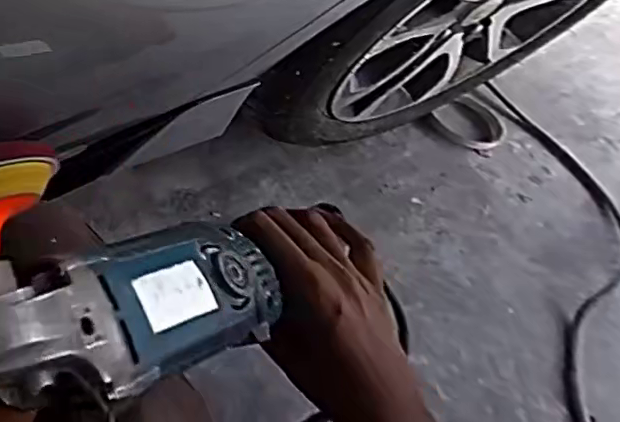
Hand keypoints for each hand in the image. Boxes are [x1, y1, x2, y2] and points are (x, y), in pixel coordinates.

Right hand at [235, 207, 433, 421]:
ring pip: (319, 223)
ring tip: (276, 225)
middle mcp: (335, 273)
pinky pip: (361, 244)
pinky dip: (340, 226)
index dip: (243, 223)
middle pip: (288, 220)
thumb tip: (236, 291)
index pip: (267, 228)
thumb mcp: (280, 346)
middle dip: (260, 220)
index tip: (234, 232)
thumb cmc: (338, 385)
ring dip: (292, 218)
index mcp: (310, 284)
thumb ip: (256, 309)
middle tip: (247, 233)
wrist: (384, 409)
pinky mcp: (375, 287)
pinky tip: (325, 220)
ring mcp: (358, 277)